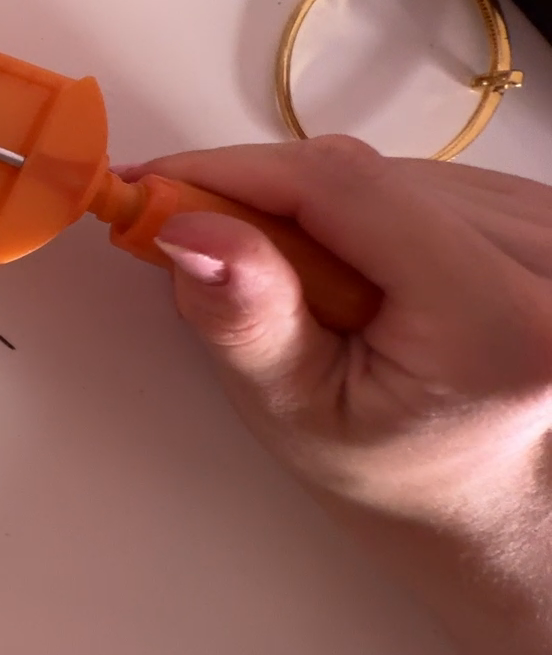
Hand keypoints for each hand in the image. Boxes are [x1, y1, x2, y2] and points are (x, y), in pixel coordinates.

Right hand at [134, 137, 551, 654]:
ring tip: (267, 268)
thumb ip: (243, 317)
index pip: (341, 189)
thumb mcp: (286, 404)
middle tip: (184, 239)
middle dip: (247, 194)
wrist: (480, 483)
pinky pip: (405, 178)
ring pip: (373, 171)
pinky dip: (337, 206)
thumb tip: (186, 230)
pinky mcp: (545, 215)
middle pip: (354, 175)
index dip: (226, 172)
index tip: (143, 186)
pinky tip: (330, 258)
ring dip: (291, 202)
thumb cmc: (377, 460)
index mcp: (499, 318)